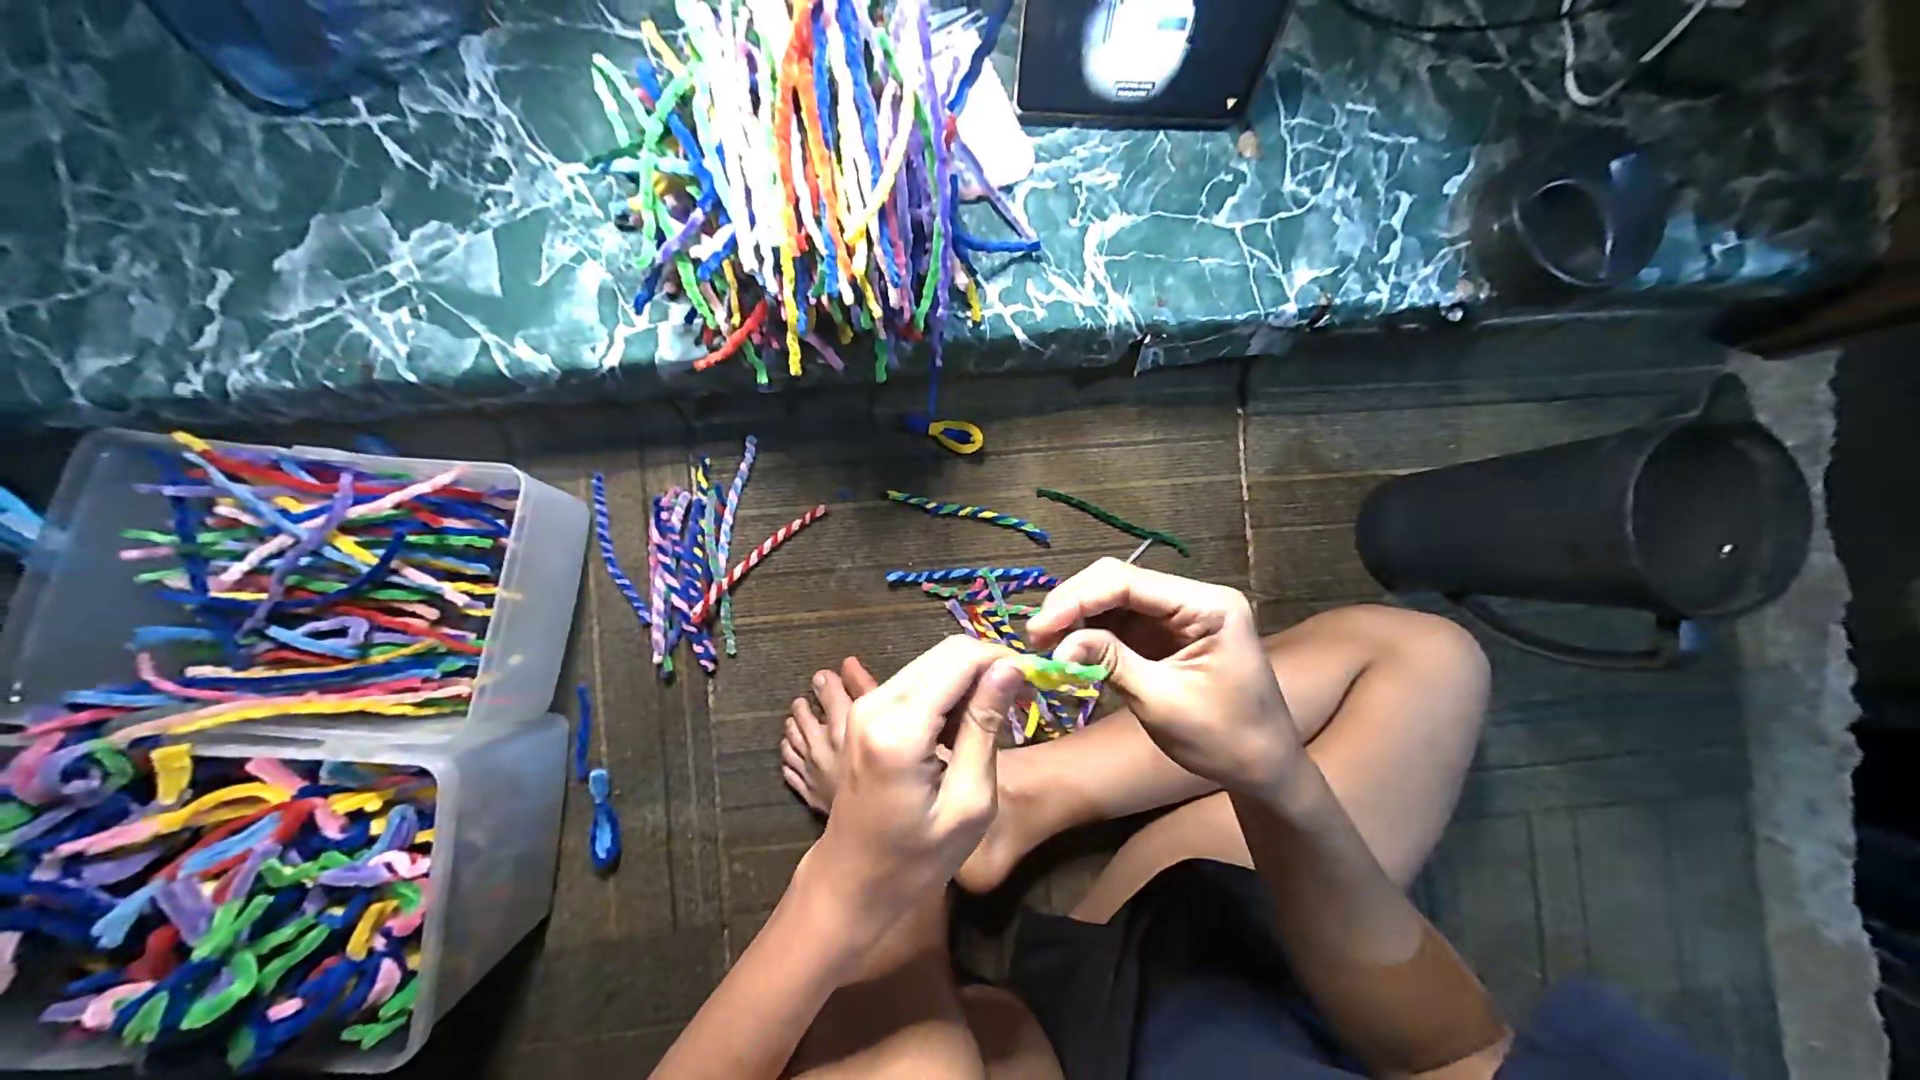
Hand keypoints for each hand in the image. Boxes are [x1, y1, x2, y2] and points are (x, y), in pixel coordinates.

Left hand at [796, 636, 1025, 934]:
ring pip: (931, 662)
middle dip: (987, 667)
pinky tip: (958, 732)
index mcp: (899, 729)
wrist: (853, 881)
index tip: (1034, 683)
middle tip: (1016, 707)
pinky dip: (946, 693)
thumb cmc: (918, 859)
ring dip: (967, 681)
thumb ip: (985, 725)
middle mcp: (875, 704)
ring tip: (988, 727)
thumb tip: (1010, 666)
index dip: (1003, 660)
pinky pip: (915, 680)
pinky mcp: (864, 711)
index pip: (960, 659)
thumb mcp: (969, 801)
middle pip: (945, 652)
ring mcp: (864, 705)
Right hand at [1027, 558, 1300, 796]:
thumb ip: (1111, 663)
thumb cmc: (1223, 738)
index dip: (1078, 599)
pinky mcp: (1164, 631)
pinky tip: (1068, 646)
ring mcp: (1177, 613)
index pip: (1129, 582)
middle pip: (1118, 581)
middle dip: (1073, 604)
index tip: (1039, 628)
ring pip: (1112, 597)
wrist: (1262, 766)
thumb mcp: (1163, 702)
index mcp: (1207, 605)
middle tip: (1036, 637)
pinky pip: (1119, 619)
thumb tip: (1058, 646)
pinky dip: (1090, 631)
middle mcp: (1192, 598)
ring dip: (1077, 616)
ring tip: (1045, 643)